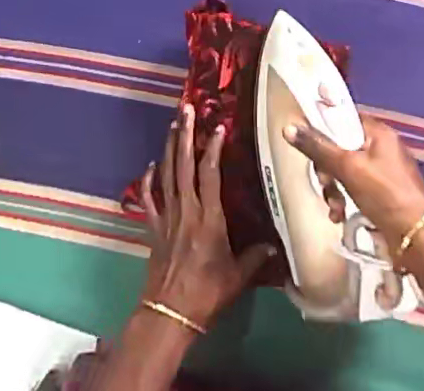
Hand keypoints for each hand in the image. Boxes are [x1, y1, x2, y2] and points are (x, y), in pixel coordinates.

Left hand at [136, 104, 274, 329]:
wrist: (170, 313)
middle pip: (183, 164)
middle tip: (186, 109)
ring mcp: (167, 215)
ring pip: (166, 173)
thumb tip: (275, 244)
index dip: (214, 148)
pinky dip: (148, 180)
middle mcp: (186, 209)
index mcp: (209, 217)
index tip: (218, 127)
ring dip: (168, 147)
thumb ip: (255, 257)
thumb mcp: (238, 276)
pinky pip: (149, 198)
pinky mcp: (154, 226)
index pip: (211, 173)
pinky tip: (150, 166)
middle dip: (185, 135)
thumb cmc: (207, 293)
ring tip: (172, 124)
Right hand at [285, 114, 423, 240]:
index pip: (343, 117)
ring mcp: (382, 173)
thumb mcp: (348, 169)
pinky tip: (340, 216)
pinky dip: (344, 200)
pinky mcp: (382, 195)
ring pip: (344, 170)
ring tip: (335, 207)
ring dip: (334, 189)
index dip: (323, 127)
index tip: (309, 142)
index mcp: (378, 133)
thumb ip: (318, 147)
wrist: (420, 243)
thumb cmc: (387, 196)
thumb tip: (289, 127)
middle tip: (326, 183)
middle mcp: (381, 148)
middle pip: (339, 146)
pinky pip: (353, 188)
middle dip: (327, 168)